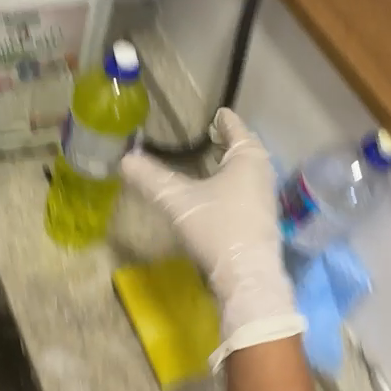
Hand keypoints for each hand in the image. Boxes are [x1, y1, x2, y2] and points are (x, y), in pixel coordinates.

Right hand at [122, 109, 306, 367]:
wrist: (247, 276)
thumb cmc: (217, 228)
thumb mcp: (177, 200)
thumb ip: (151, 178)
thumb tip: (124, 160)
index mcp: (247, 158)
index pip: (236, 128)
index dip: (224, 120)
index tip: (217, 113)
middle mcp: (263, 172)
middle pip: (246, 149)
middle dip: (229, 141)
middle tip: (213, 135)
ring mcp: (266, 198)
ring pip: (249, 171)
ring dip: (233, 164)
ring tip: (214, 162)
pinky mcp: (263, 220)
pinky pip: (249, 190)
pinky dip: (236, 183)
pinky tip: (221, 194)